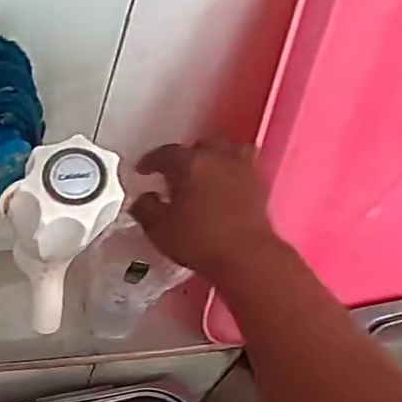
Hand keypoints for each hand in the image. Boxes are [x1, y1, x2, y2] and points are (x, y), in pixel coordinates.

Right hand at [130, 137, 285, 279]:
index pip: (166, 153)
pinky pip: (241, 167)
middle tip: (173, 174)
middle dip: (184, 156)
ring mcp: (243, 168)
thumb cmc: (198, 241)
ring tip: (202, 175)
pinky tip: (222, 188)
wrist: (244, 255)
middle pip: (200, 145)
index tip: (143, 170)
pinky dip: (229, 172)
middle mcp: (220, 157)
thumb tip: (143, 199)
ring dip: (212, 158)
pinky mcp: (259, 184)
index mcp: (191, 163)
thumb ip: (145, 209)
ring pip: (226, 150)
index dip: (151, 161)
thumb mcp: (159, 229)